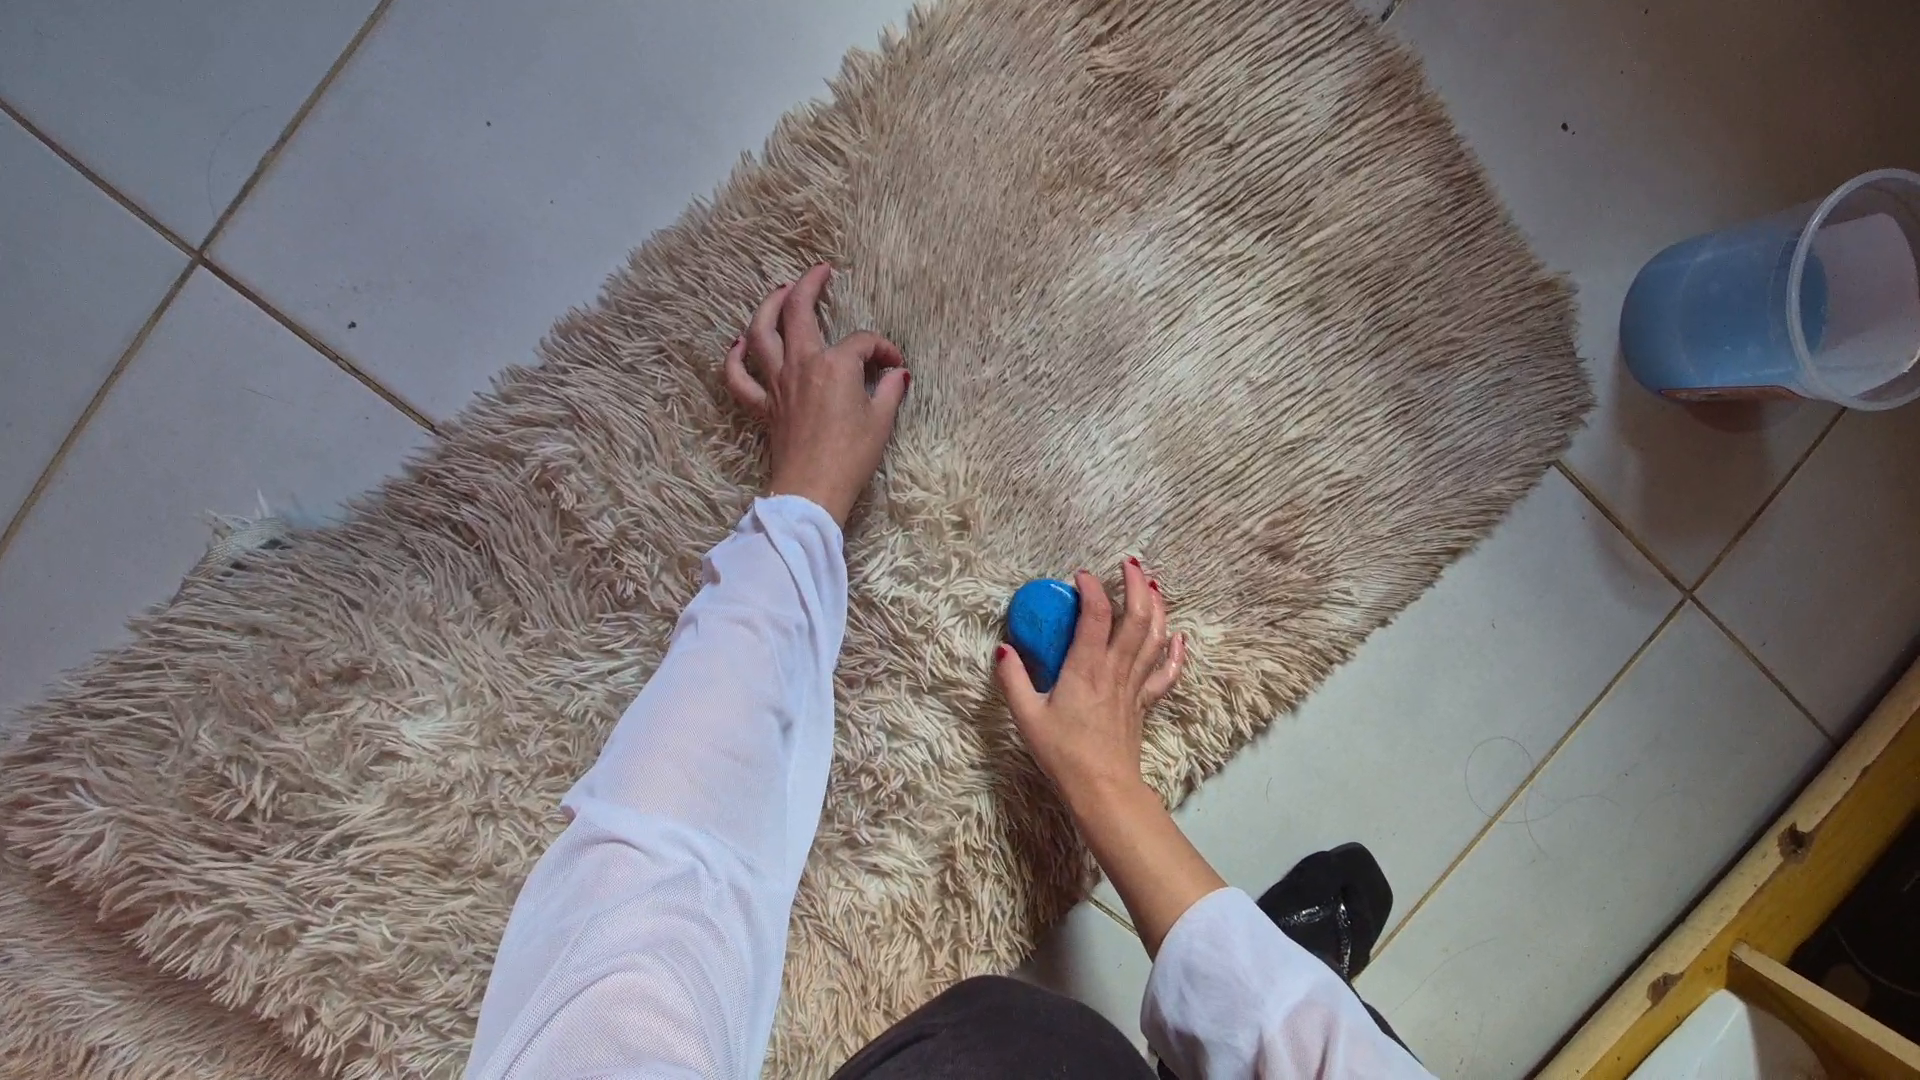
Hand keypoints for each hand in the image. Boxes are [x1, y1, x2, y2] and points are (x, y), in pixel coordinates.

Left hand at [723, 263, 908, 525]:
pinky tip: (738, 345)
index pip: (861, 343)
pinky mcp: (764, 407)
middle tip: (820, 273)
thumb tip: (897, 374)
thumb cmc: (851, 458)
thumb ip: (889, 390)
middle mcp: (801, 365)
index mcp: (835, 365)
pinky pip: (739, 378)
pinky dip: (735, 358)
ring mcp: (777, 384)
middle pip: (798, 312)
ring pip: (760, 333)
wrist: (813, 491)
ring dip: (767, 306)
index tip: (895, 367)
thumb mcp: (881, 421)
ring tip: (778, 291)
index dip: (882, 350)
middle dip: (809, 285)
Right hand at [994, 559, 1187, 808]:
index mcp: (1086, 668)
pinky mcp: (1143, 702)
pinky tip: (1177, 635)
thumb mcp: (1026, 715)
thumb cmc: (1062, 753)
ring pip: (1155, 638)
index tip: (1080, 575)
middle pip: (1136, 618)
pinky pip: (1166, 672)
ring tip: (1153, 586)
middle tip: (1130, 564)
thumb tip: (1002, 649)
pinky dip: (1174, 651)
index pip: (1096, 615)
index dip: (1092, 589)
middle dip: (1137, 586)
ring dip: (1157, 608)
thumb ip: (1012, 679)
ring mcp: (1134, 685)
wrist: (1102, 789)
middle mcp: (1115, 669)